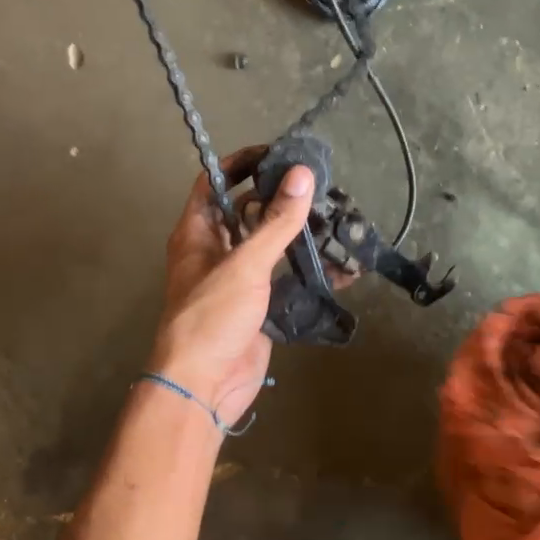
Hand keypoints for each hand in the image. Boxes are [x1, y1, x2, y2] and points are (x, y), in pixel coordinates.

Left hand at [146, 147, 315, 425]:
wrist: (204, 385)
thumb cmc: (211, 316)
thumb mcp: (245, 264)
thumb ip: (275, 222)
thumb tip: (302, 175)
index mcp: (197, 233)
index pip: (215, 183)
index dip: (241, 163)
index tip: (278, 153)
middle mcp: (215, 251)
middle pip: (247, 212)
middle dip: (280, 198)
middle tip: (320, 185)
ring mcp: (238, 279)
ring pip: (270, 245)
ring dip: (300, 234)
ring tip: (337, 217)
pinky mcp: (259, 305)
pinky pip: (286, 279)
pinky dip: (311, 271)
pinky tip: (342, 265)